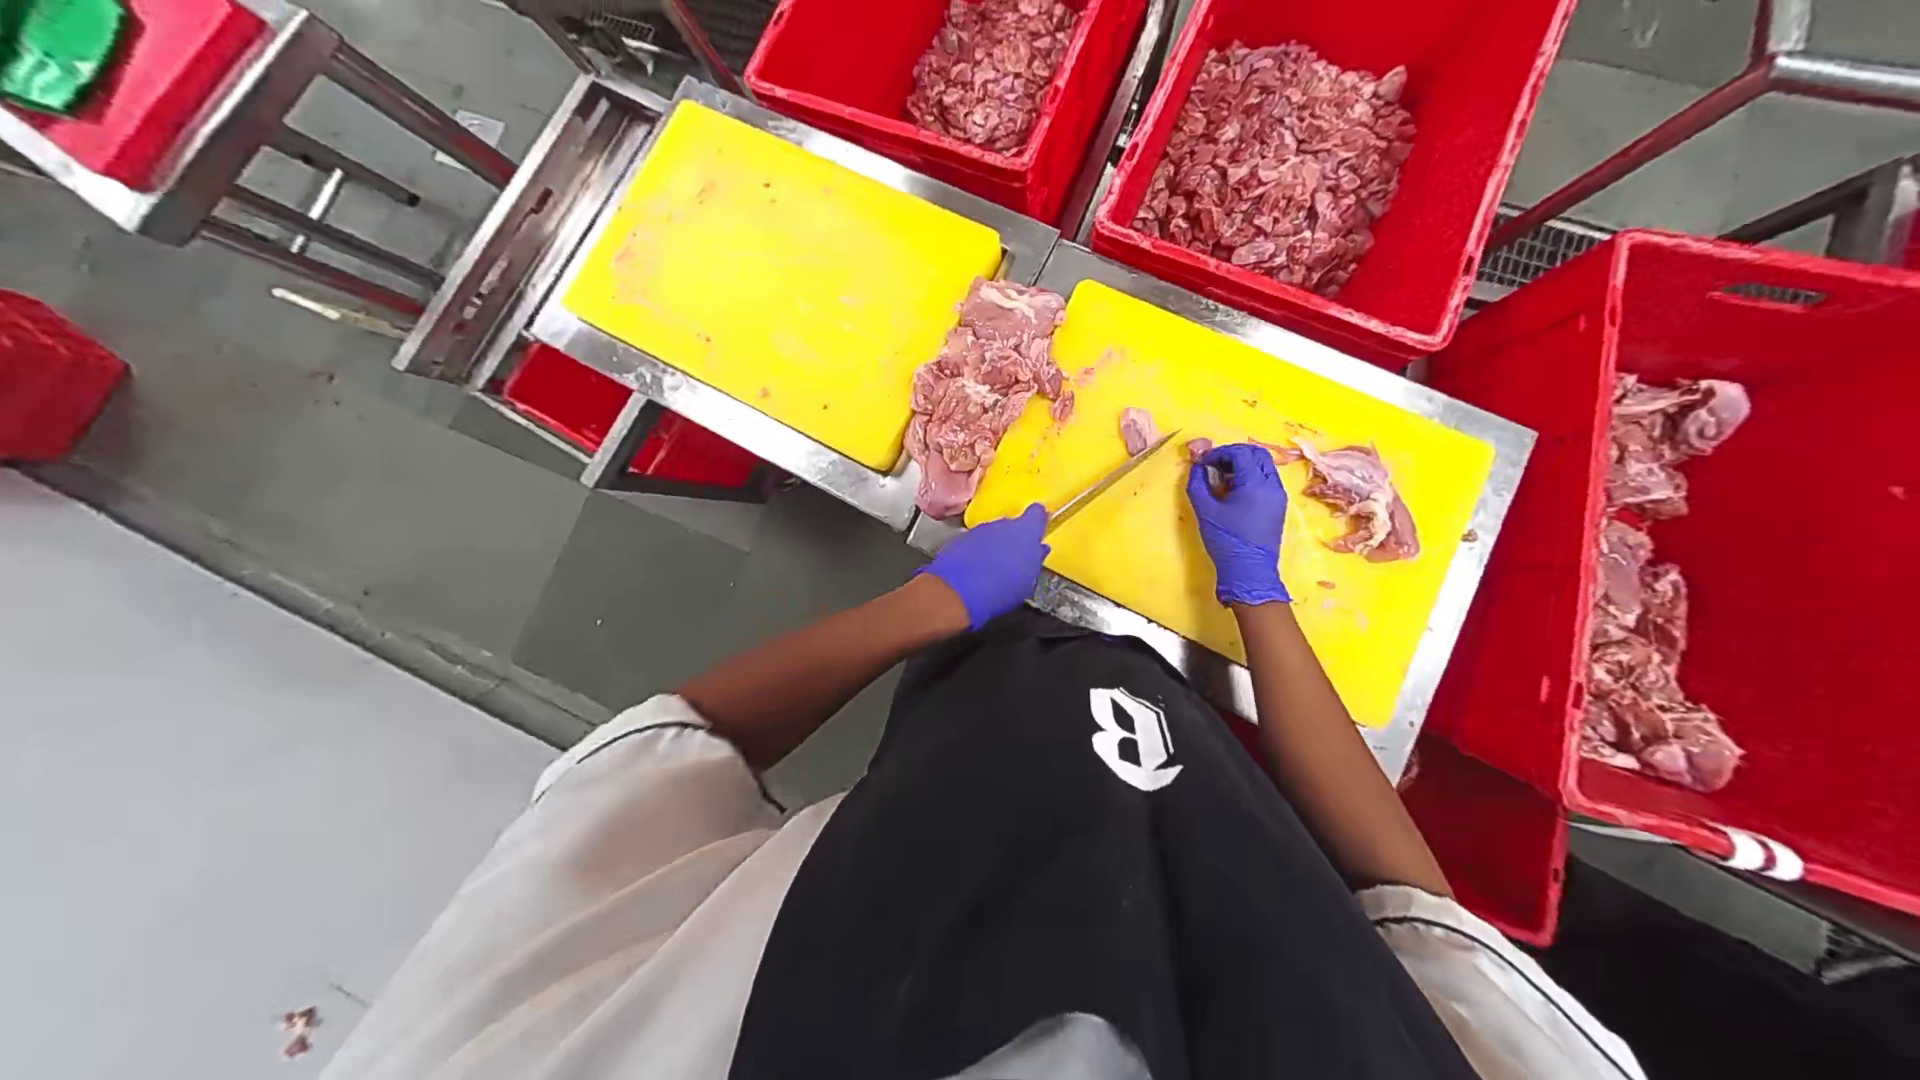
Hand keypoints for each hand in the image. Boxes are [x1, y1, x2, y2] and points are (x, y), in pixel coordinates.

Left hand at [922, 503, 1049, 629]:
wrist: (958, 591)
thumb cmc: (1003, 588)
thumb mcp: (1028, 580)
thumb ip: (1034, 559)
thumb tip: (1039, 549)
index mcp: (1025, 531)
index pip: (1037, 513)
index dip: (1037, 520)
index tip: (1037, 530)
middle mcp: (1002, 524)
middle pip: (1011, 525)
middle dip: (1013, 538)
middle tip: (1014, 558)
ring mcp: (978, 530)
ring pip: (991, 534)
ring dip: (993, 546)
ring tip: (993, 568)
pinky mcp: (959, 539)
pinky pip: (974, 543)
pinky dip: (975, 553)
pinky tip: (975, 571)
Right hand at [1187, 444, 1289, 605]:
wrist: (1250, 572)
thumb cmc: (1226, 541)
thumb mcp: (1205, 511)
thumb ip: (1198, 483)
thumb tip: (1197, 466)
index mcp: (1255, 484)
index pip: (1240, 453)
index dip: (1219, 452)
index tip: (1203, 462)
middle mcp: (1272, 485)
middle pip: (1257, 453)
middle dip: (1233, 454)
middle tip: (1214, 465)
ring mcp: (1279, 495)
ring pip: (1264, 465)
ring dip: (1243, 464)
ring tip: (1223, 478)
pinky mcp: (1278, 505)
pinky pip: (1266, 479)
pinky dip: (1250, 476)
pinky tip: (1234, 491)